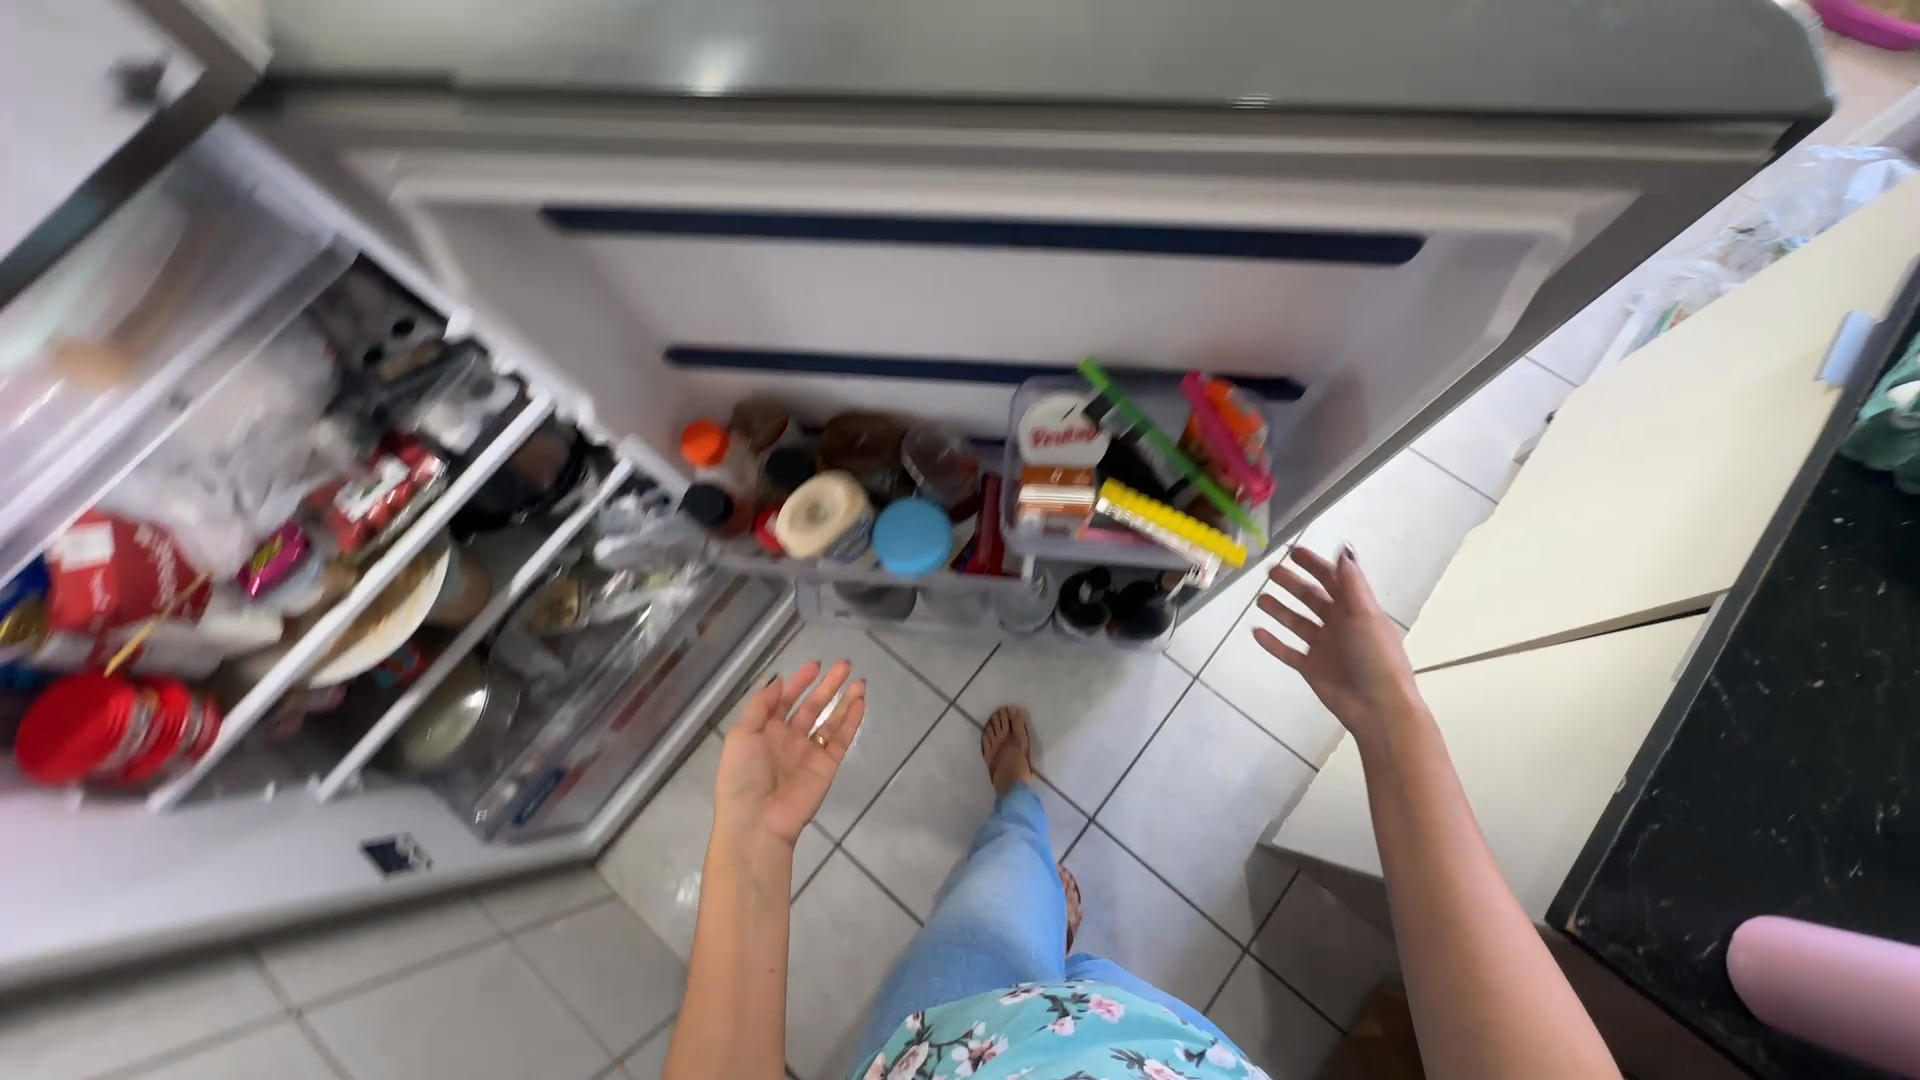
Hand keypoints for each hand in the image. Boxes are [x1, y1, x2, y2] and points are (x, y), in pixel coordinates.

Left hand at [714, 660, 866, 849]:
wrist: (757, 821)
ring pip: (831, 720)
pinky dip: (852, 720)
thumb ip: (760, 706)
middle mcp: (789, 739)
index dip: (799, 682)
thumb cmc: (742, 776)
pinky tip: (860, 702)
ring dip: (845, 700)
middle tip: (844, 665)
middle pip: (812, 706)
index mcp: (765, 731)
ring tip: (860, 681)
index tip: (815, 665)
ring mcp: (809, 752)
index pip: (785, 700)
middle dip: (827, 685)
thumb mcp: (741, 734)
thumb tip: (778, 681)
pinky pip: (841, 739)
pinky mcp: (827, 766)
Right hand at [1252, 546, 1426, 748]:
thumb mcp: (1365, 615)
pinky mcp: (1311, 668)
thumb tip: (1343, 550)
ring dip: (1279, 610)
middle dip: (1292, 584)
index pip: (1334, 580)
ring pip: (1297, 623)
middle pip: (1312, 599)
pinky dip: (1272, 642)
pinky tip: (1256, 632)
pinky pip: (1287, 652)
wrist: (1377, 706)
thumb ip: (1351, 584)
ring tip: (1260, 600)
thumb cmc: (1376, 657)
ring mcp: (1324, 647)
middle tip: (1270, 571)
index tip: (1294, 552)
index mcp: (1356, 610)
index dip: (1315, 565)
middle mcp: (1339, 625)